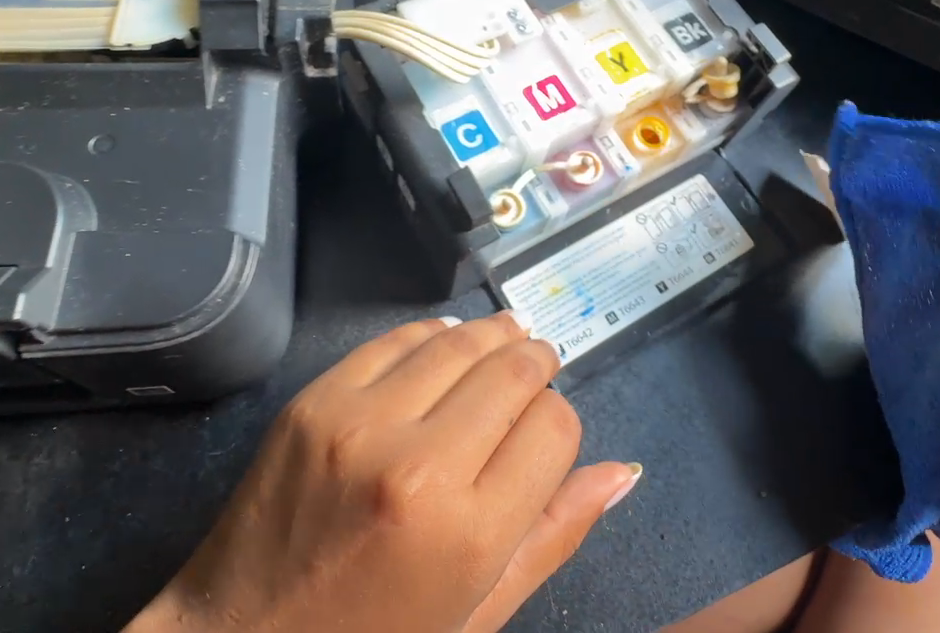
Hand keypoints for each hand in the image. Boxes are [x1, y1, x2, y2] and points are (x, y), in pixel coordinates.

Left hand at [126, 313, 641, 632]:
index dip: (560, 421)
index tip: (547, 428)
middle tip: (538, 365)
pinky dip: (434, 334)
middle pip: (512, 373)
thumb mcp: (477, 613)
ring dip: (494, 336)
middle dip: (537, 363)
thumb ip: (553, 536)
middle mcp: (419, 463)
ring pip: (460, 343)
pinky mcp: (315, 398)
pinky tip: (447, 343)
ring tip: (508, 338)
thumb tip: (624, 470)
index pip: (554, 428)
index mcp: (468, 532)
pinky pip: (397, 340)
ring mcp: (360, 422)